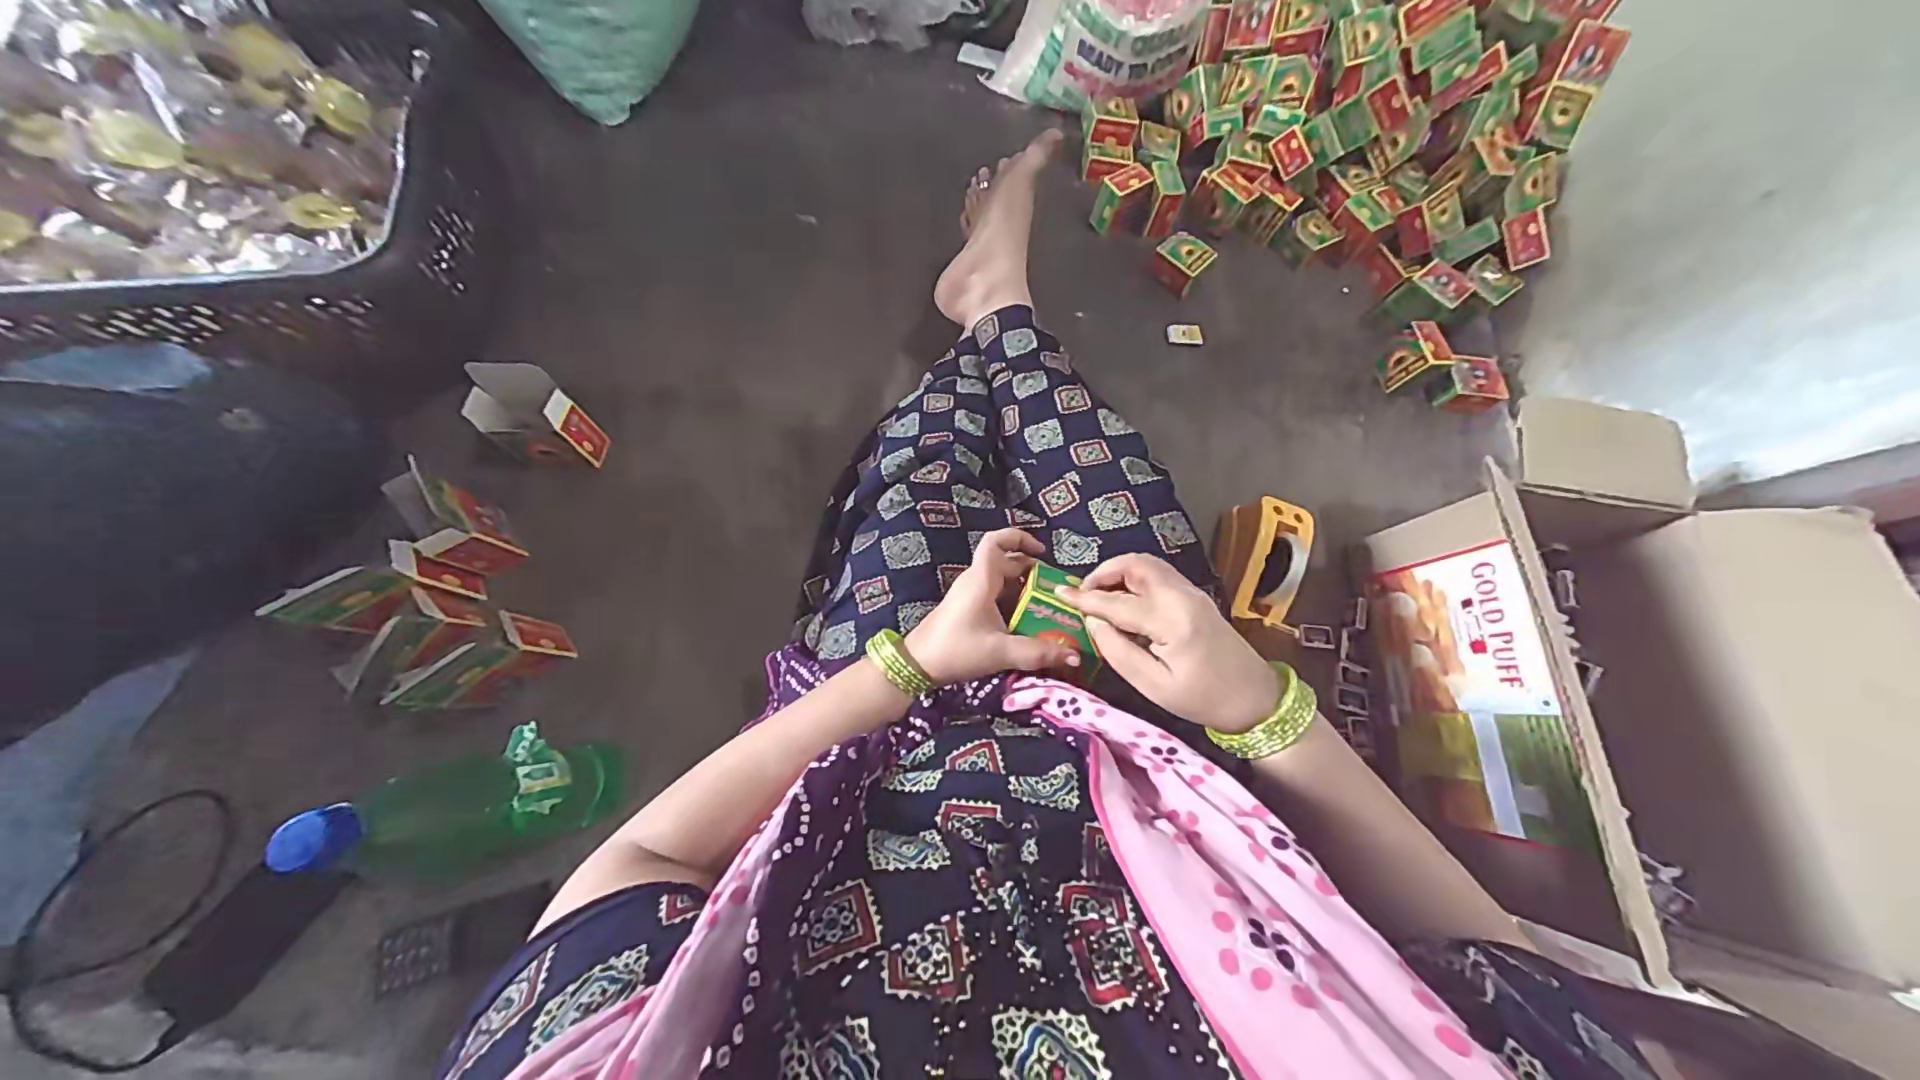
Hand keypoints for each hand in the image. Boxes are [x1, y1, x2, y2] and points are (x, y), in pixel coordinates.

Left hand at [903, 528, 1081, 684]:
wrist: (917, 665)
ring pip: (1001, 580)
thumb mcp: (1000, 651)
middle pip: (1005, 562)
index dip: (1020, 538)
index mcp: (981, 579)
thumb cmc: (956, 650)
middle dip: (1031, 571)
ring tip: (1046, 606)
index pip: (997, 541)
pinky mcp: (967, 610)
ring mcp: (969, 595)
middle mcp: (975, 581)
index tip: (1042, 553)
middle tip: (1054, 589)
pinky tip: (1026, 621)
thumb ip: (1038, 653)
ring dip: (1023, 588)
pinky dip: (1012, 602)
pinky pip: (994, 596)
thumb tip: (1074, 656)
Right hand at [1058, 554, 1277, 732]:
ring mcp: (1191, 592)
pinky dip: (1135, 577)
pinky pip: (1159, 575)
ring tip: (1099, 595)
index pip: (1116, 602)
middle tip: (1082, 593)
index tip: (1058, 592)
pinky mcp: (1195, 597)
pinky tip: (1123, 599)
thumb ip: (1118, 652)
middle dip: (1103, 572)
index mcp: (1171, 620)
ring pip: (1148, 565)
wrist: (1256, 699)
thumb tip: (1094, 623)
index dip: (1084, 597)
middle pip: (1135, 564)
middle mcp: (1181, 596)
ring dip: (1119, 572)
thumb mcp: (1154, 686)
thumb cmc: (1204, 699)